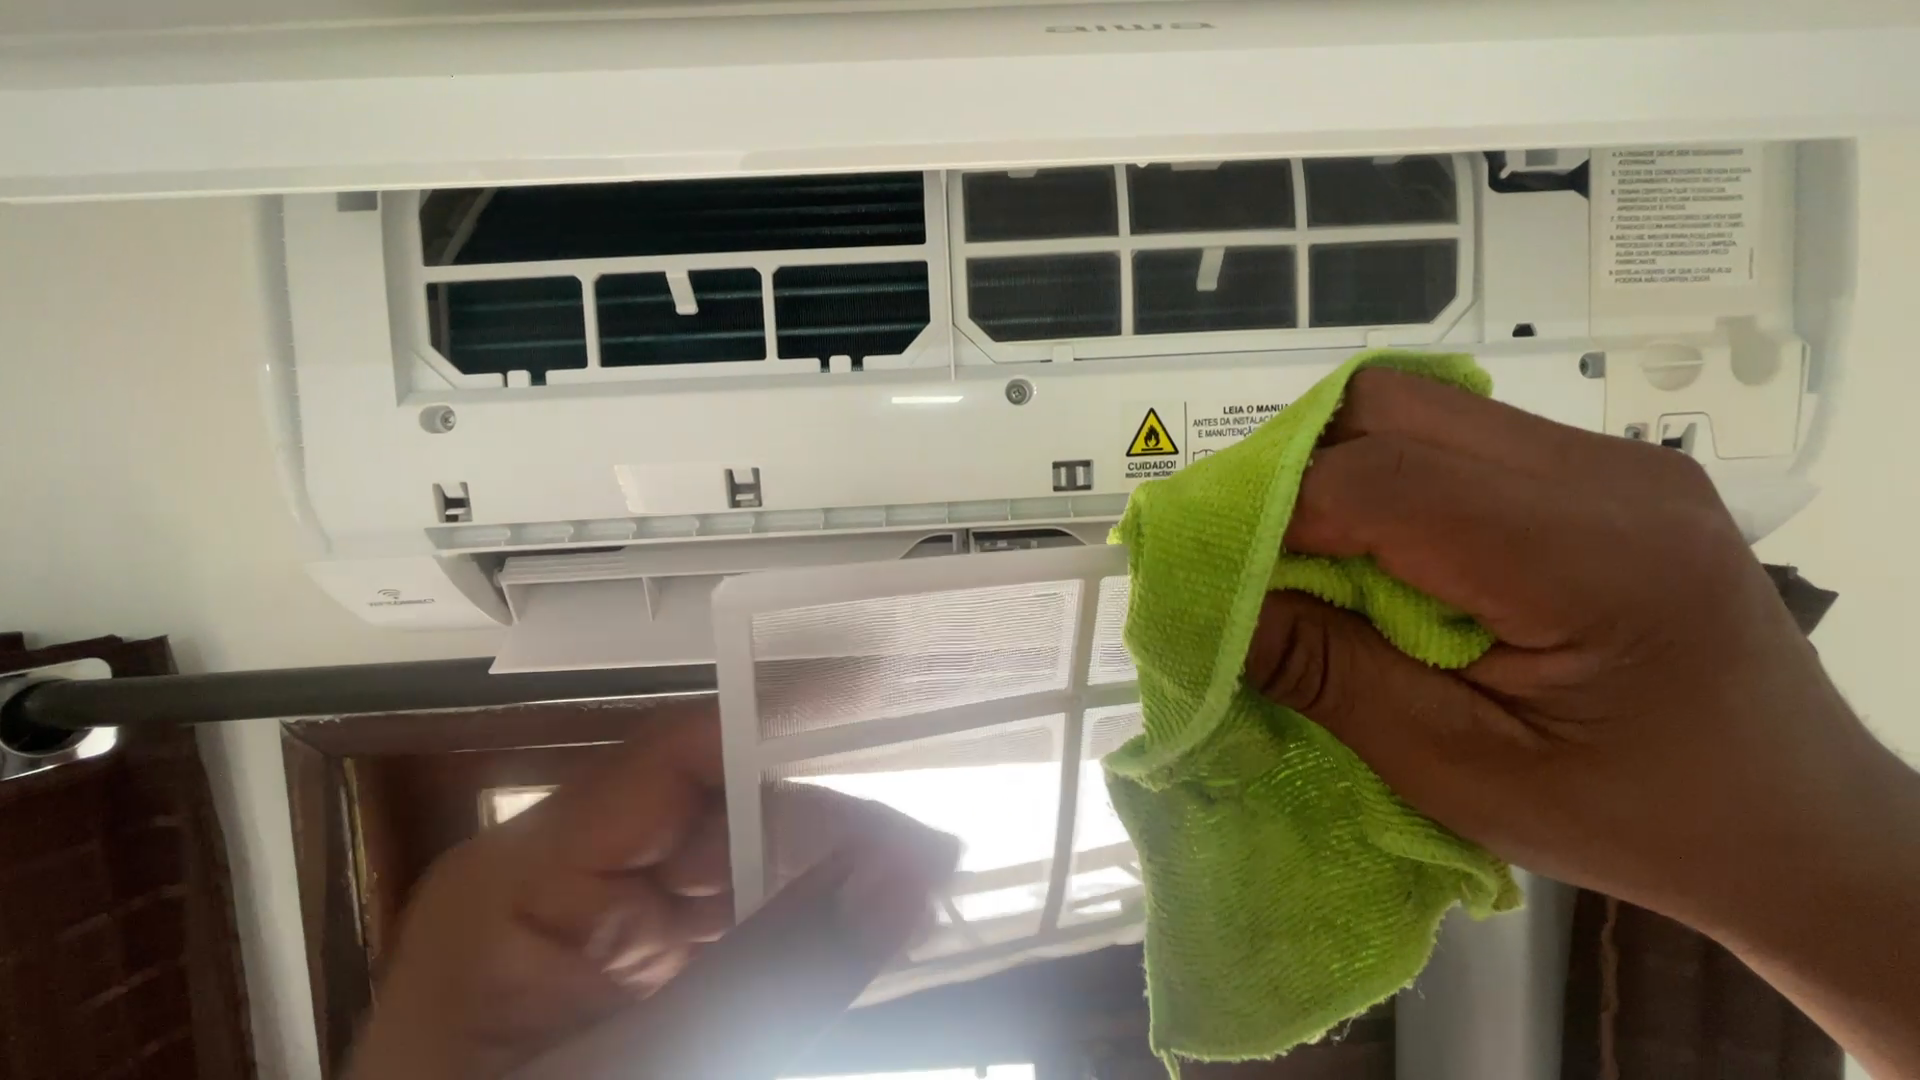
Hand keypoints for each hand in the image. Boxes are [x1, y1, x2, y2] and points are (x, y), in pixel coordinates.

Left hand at [345, 706, 958, 1079]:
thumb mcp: (649, 1068)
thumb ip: (779, 969)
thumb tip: (910, 871)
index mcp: (522, 876)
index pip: (674, 758)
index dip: (780, 726)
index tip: (887, 713)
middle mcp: (560, 881)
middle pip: (719, 815)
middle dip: (828, 833)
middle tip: (932, 860)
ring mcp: (595, 934)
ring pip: (734, 874)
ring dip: (822, 886)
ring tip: (918, 897)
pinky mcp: (627, 982)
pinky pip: (728, 931)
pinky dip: (793, 936)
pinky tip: (858, 938)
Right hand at [1242, 369, 1919, 1074]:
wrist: (1795, 824)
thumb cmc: (1630, 819)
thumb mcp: (1456, 770)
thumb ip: (1325, 674)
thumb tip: (1214, 604)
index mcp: (1593, 558)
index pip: (1381, 483)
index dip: (1269, 516)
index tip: (1208, 571)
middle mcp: (1611, 472)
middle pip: (1390, 407)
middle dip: (1293, 473)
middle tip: (1256, 560)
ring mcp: (1613, 459)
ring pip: (1413, 409)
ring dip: (1334, 472)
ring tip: (1313, 560)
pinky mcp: (1600, 470)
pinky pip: (1451, 438)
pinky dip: (1382, 482)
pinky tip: (1384, 555)